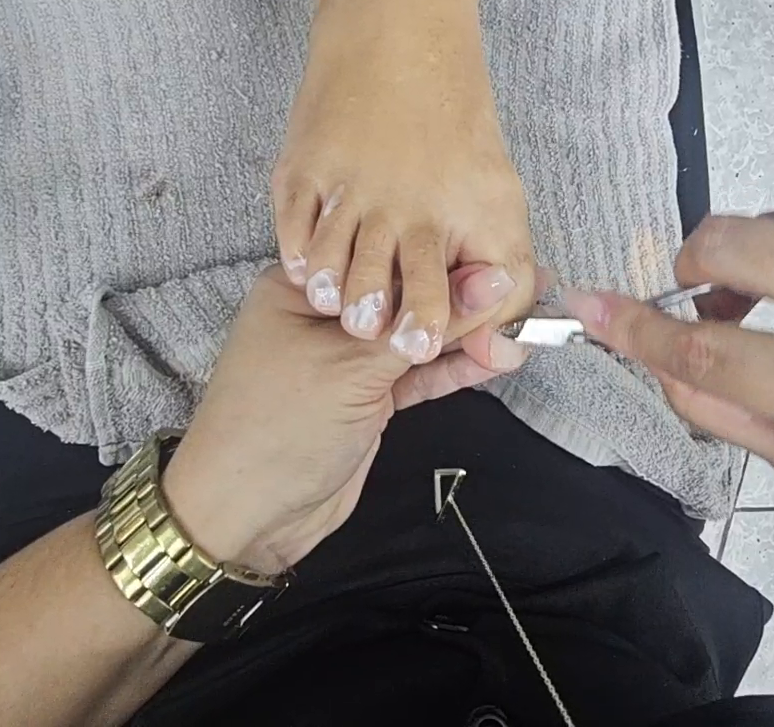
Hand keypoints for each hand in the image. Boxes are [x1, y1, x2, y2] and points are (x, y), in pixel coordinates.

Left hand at [162, 263, 530, 573]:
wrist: (243, 520)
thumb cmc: (280, 424)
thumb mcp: (354, 365)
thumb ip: (428, 324)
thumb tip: (494, 278)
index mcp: (308, 285)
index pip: (386, 257)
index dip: (446, 257)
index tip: (502, 253)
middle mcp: (331, 316)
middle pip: (408, 297)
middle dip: (466, 297)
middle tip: (530, 287)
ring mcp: (350, 359)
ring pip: (418, 337)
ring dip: (469, 337)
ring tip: (527, 321)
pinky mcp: (369, 397)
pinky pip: (418, 374)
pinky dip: (455, 369)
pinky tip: (496, 357)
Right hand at [274, 0, 536, 363]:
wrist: (400, 23)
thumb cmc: (455, 114)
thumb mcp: (499, 186)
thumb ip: (501, 262)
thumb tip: (492, 337)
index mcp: (467, 213)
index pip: (457, 308)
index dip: (446, 334)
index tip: (430, 337)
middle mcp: (407, 206)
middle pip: (389, 304)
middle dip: (390, 332)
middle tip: (382, 333)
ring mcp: (350, 186)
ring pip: (333, 279)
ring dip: (338, 299)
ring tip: (343, 304)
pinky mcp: (304, 165)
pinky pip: (292, 237)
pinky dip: (300, 259)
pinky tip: (311, 260)